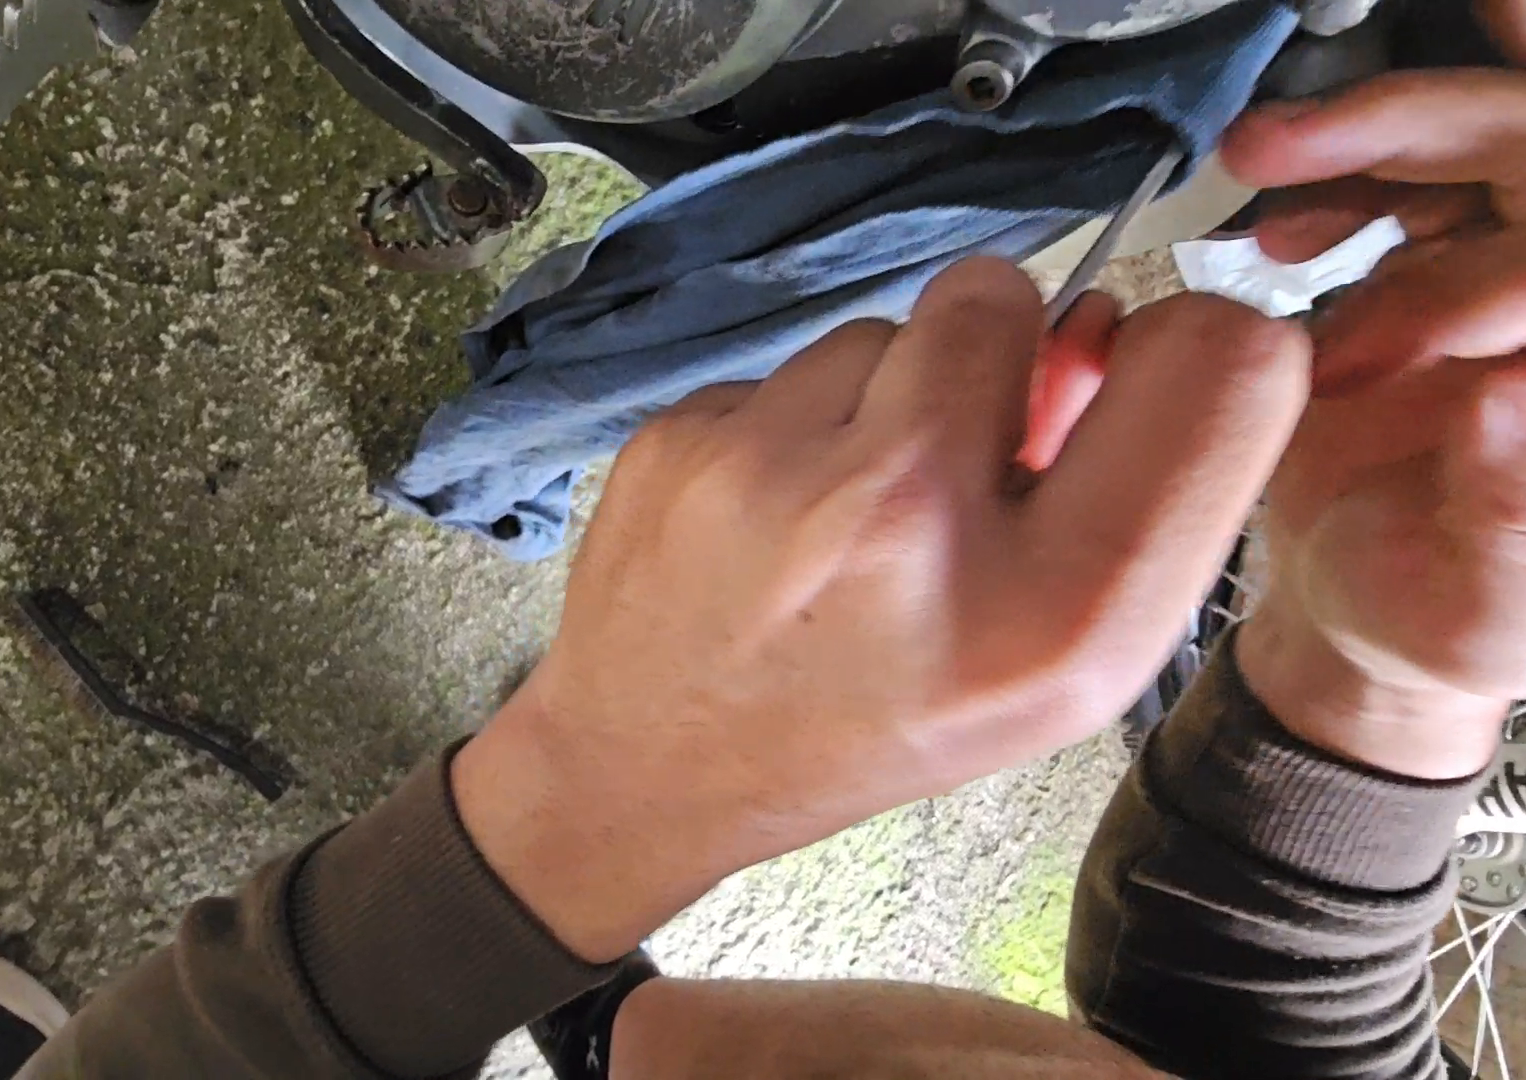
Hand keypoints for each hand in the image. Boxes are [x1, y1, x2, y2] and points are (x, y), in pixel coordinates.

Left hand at [451, 260, 1308, 960]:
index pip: (1216, 366)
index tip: (1103, 380)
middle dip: (980, 356)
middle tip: (928, 456)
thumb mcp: (1029, 679)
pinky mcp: (672, 440)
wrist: (645, 761)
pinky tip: (746, 517)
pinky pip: (769, 377)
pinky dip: (776, 428)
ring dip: (867, 401)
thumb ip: (1115, 509)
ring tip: (820, 512)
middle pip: (996, 296)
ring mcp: (765, 466)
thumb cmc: (849, 732)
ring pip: (867, 332)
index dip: (1175, 350)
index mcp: (1047, 614)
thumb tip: (1082, 341)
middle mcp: (903, 517)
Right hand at [1217, 15, 1525, 779]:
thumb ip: (1508, 514)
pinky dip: (1324, 194)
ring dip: (1367, 146)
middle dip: (1424, 130)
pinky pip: (1392, 201)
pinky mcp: (1409, 293)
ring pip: (1475, 155)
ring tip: (1263, 167)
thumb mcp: (1478, 600)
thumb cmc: (1433, 613)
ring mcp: (1490, 292)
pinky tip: (1279, 232)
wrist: (1350, 601)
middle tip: (1294, 137)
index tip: (1406, 325)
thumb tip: (1510, 399)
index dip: (1494, 276)